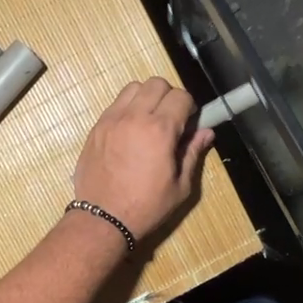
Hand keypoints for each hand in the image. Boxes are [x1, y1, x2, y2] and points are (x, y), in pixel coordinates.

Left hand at [72, 78, 214, 240]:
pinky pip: (115, 104)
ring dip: (146, 97)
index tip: (189, 123)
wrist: (103, 219)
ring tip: (148, 121)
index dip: (190, 108)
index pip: (181, 96)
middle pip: (156, 84)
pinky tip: (130, 131)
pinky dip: (127, 109)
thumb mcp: (180, 186)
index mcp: (160, 130)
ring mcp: (111, 120)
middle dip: (169, 97)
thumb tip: (206, 132)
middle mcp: (134, 117)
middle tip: (170, 119)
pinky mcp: (96, 128)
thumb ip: (193, 153)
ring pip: (133, 88)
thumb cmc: (146, 207)